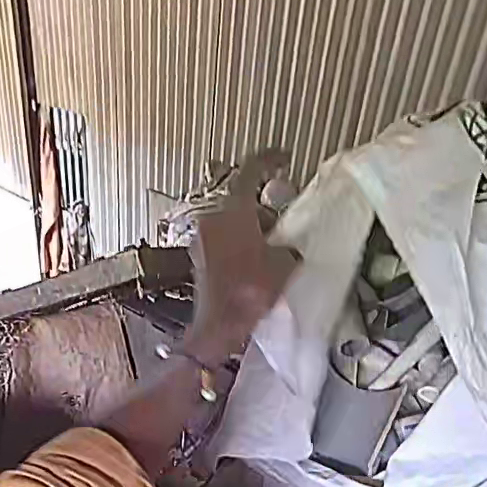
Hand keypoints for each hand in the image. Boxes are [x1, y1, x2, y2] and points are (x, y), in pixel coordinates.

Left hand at [183, 160, 298, 365]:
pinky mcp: (199, 260)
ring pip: (232, 224)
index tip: (283, 158)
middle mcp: (211, 220)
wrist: (219, 329)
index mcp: (232, 211)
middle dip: (264, 211)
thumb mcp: (284, 264)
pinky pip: (224, 243)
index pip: (251, 171)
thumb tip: (287, 248)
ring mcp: (201, 241)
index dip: (270, 160)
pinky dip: (240, 247)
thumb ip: (288, 246)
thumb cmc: (250, 292)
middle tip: (283, 226)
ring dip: (252, 231)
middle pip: (242, 202)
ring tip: (272, 253)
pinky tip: (255, 266)